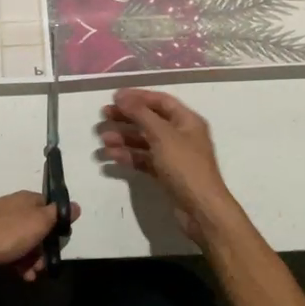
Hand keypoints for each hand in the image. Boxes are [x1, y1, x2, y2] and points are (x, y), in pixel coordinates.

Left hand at [0, 190, 79, 280]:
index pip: (49, 207)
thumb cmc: (7, 232)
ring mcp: (0, 222)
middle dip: (44, 248)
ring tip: (31, 274)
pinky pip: (10, 250)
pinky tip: (20, 275)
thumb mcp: (39, 222)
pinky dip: (18, 262)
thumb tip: (75, 206)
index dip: (57, 224)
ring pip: (24, 242)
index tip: (60, 241)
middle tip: (43, 265)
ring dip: (32, 259)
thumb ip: (57, 215)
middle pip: (37, 228)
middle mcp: (13, 207)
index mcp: (26, 199)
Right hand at [99, 88, 241, 241]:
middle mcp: (181, 135)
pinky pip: (144, 159)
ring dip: (124, 138)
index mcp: (187, 121)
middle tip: (104, 115)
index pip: (160, 101)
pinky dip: (129, 156)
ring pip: (144, 140)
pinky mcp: (165, 173)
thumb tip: (121, 96)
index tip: (114, 97)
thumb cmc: (185, 166)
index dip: (137, 96)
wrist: (201, 209)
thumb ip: (140, 114)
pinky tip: (111, 157)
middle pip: (150, 120)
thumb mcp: (162, 135)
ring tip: (103, 139)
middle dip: (127, 117)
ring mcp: (173, 155)